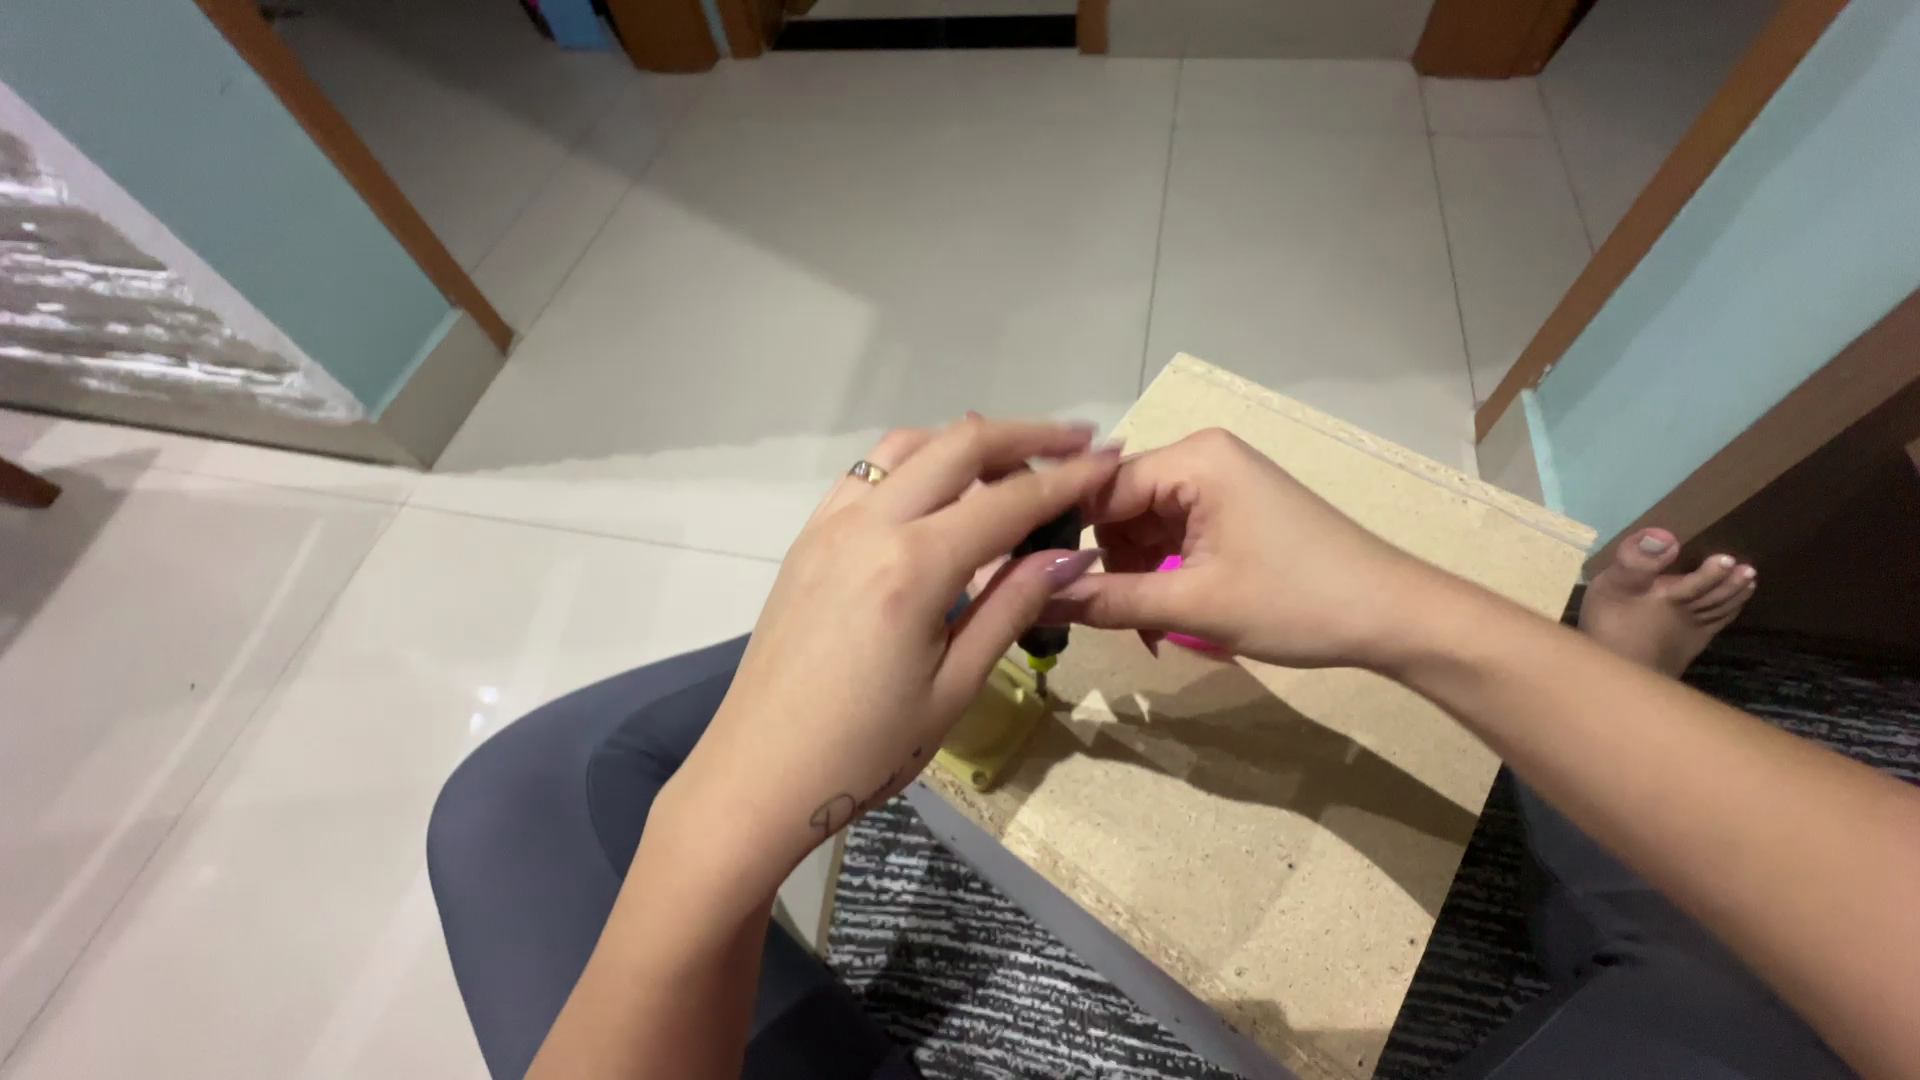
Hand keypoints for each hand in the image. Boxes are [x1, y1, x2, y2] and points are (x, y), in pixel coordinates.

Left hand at [660, 418, 1118, 897]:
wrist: (758, 774)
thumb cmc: (865, 749)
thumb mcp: (955, 687)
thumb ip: (1012, 607)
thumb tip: (1072, 555)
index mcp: (913, 567)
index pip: (1008, 501)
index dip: (1068, 478)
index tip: (1110, 461)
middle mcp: (868, 525)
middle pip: (959, 446)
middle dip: (1026, 436)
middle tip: (1077, 444)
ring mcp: (829, 524)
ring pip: (908, 447)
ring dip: (966, 441)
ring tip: (1012, 462)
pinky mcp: (807, 538)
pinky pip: (867, 474)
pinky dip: (914, 462)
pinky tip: (936, 489)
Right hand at [1046, 428, 1440, 668]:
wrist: (1396, 617)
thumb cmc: (1296, 601)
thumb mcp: (1193, 606)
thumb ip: (1107, 600)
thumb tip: (1031, 601)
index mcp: (1193, 460)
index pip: (1097, 488)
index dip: (1063, 536)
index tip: (1035, 583)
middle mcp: (1201, 458)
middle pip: (1117, 508)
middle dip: (1108, 565)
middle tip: (1108, 621)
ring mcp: (1218, 483)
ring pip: (1141, 527)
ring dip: (1135, 576)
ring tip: (1150, 630)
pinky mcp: (1231, 508)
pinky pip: (1171, 535)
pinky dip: (1162, 573)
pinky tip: (1169, 615)